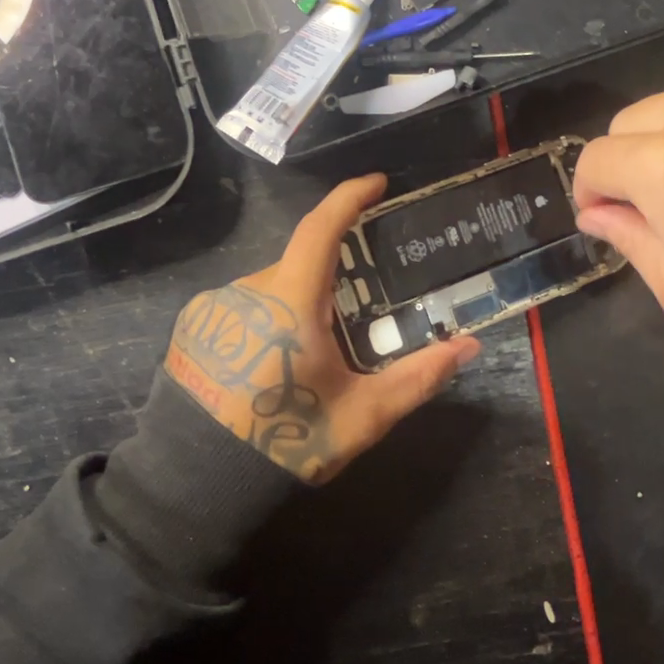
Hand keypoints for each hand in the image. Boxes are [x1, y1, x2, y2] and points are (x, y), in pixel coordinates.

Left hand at [163, 174, 481, 483]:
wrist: (199, 480)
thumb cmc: (287, 440)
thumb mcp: (362, 415)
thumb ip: (418, 377)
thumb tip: (469, 346)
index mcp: (290, 300)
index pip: (321, 228)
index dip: (349, 197)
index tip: (377, 183)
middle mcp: (247, 290)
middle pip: (300, 264)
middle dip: (330, 280)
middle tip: (354, 322)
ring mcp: (214, 307)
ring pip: (271, 288)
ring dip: (297, 307)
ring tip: (313, 358)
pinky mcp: (194, 327)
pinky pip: (242, 308)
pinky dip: (267, 321)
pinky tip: (274, 365)